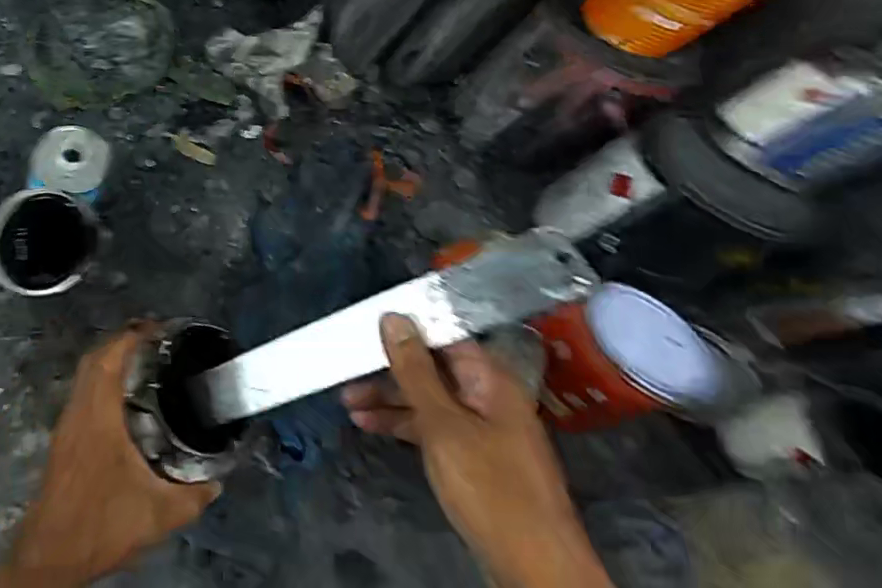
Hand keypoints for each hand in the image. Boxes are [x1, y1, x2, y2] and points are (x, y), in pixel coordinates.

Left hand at [0, 325, 220, 587]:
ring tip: (142, 359)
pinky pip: (82, 390)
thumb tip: (216, 481)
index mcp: (98, 415)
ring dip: (109, 358)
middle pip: (94, 358)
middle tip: (153, 338)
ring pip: (85, 374)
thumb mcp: (157, 514)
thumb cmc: (102, 522)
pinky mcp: (63, 436)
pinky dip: (101, 379)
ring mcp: (67, 422)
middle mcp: (78, 409)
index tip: (156, 327)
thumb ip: (191, 495)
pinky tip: (122, 396)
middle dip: (122, 341)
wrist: (52, 550)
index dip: (131, 336)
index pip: (110, 358)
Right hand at [342, 314, 611, 587]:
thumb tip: (394, 318)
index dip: (405, 328)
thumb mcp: (443, 424)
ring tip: (347, 403)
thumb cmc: (490, 487)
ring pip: (427, 398)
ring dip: (388, 398)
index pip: (443, 336)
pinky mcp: (473, 456)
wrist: (535, 570)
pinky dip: (402, 423)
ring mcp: (482, 428)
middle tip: (346, 370)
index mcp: (491, 381)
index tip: (364, 325)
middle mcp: (488, 397)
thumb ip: (415, 370)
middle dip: (388, 369)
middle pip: (431, 367)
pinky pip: (431, 425)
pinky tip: (369, 425)